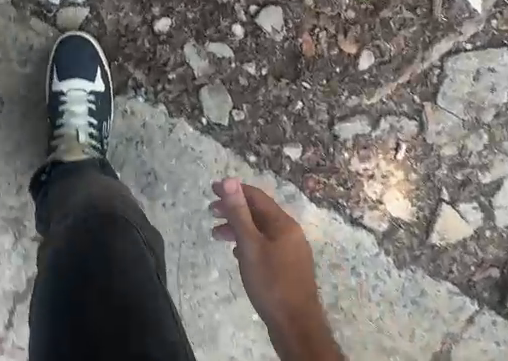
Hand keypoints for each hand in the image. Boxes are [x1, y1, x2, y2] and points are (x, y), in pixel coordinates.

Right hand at [210, 178, 339, 360]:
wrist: (296, 327)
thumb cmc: (271, 283)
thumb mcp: (250, 245)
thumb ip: (239, 213)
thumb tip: (230, 180)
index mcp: (283, 223)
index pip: (256, 196)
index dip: (233, 190)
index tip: (212, 189)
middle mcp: (290, 233)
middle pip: (259, 213)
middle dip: (234, 209)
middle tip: (211, 211)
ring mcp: (292, 252)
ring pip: (262, 231)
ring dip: (239, 228)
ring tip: (217, 235)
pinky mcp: (289, 269)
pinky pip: (266, 246)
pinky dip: (249, 243)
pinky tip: (237, 253)